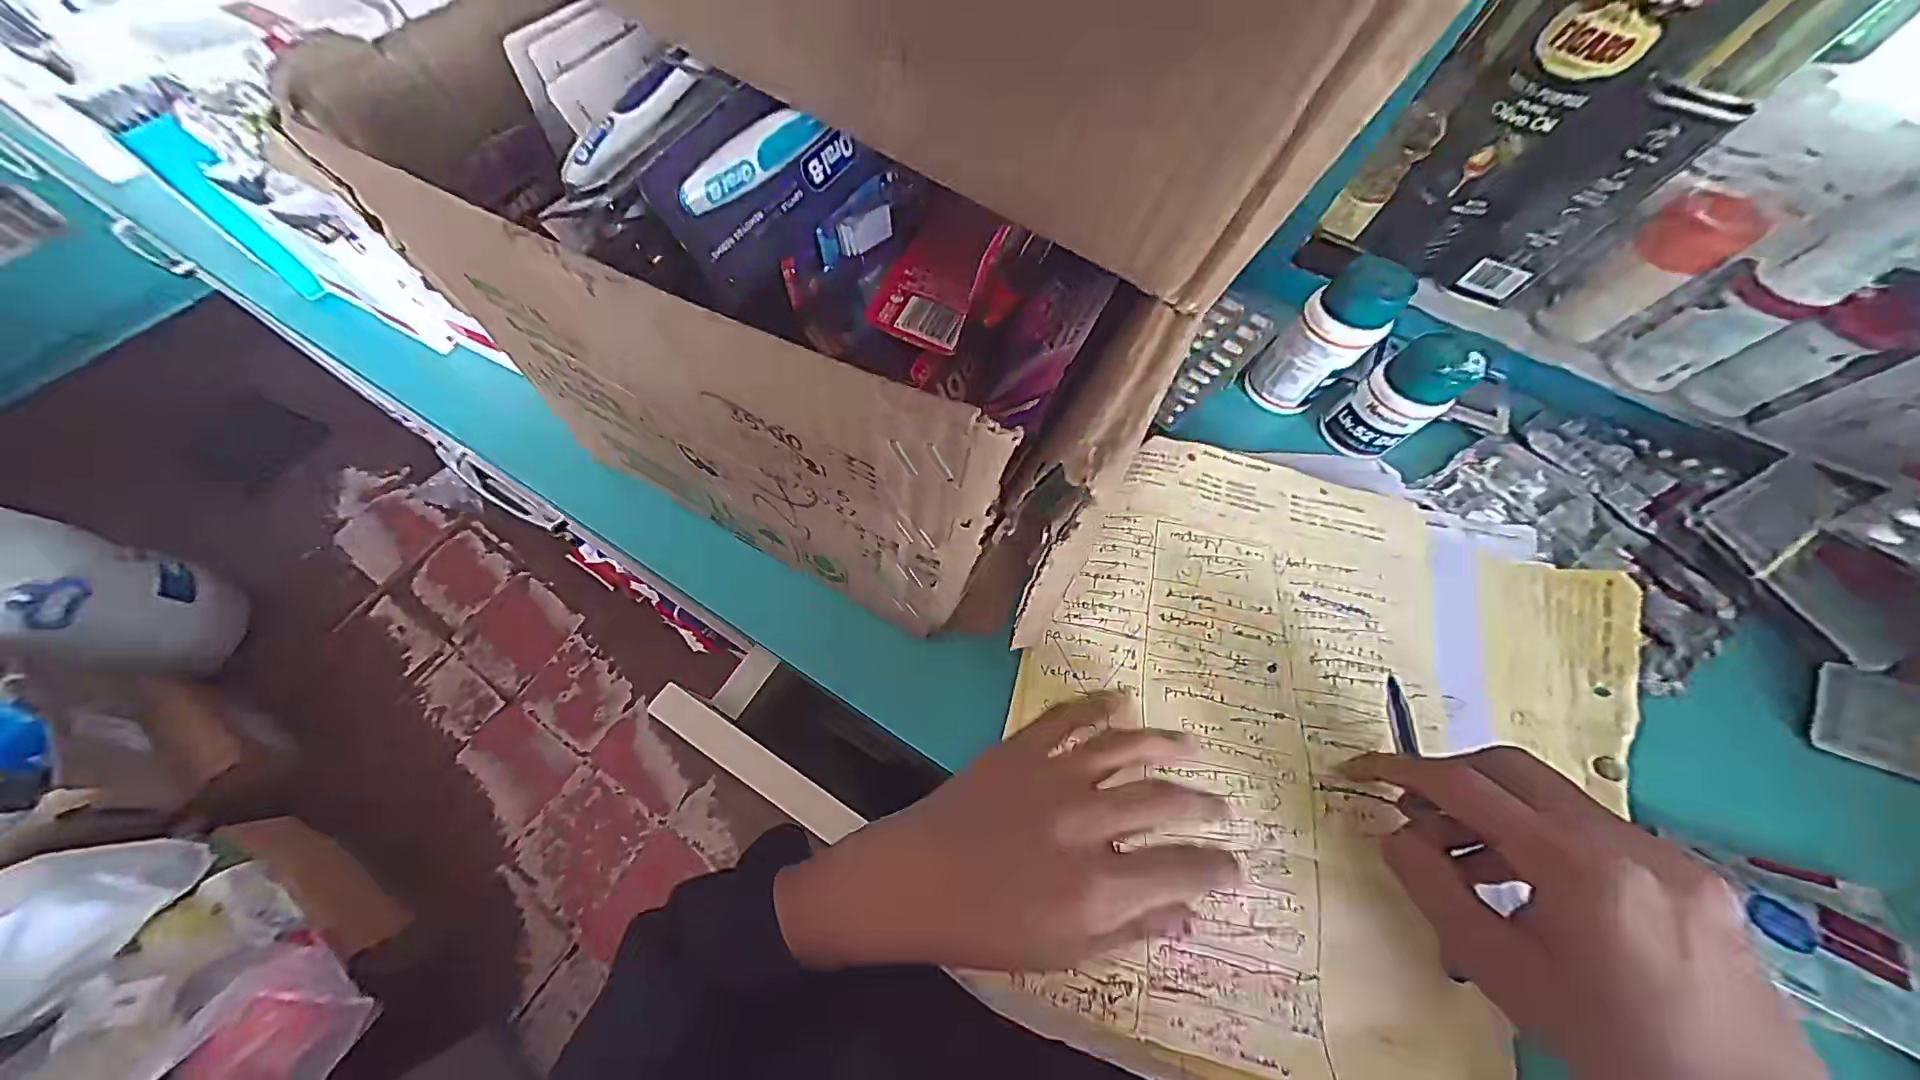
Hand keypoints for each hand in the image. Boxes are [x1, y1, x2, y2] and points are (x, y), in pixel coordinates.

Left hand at [773, 691, 1241, 971]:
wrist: (917, 878)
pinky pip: (1068, 718)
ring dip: (1164, 744)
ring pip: (1124, 748)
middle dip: (1201, 805)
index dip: (1217, 868)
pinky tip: (1123, 700)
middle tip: (1221, 808)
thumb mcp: (1062, 951)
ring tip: (1192, 746)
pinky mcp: (1021, 749)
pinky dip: (1099, 705)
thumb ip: (1129, 930)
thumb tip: (1186, 914)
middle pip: (1161, 802)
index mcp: (1095, 885)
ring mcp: (1051, 777)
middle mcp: (1082, 822)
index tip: (1234, 866)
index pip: (1179, 869)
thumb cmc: (987, 927)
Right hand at [1342, 747, 1823, 1079]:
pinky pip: (1592, 830)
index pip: (1467, 786)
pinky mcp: (1690, 875)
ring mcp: (1669, 855)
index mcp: (1581, 865)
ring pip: (1551, 798)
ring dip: (1493, 814)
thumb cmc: (1608, 1041)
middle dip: (1449, 780)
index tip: (1361, 768)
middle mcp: (1630, 844)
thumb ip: (1433, 888)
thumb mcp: (1497, 967)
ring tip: (1465, 864)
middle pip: (1511, 769)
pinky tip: (1524, 883)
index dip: (1402, 769)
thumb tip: (1394, 834)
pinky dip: (1539, 837)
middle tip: (1415, 816)